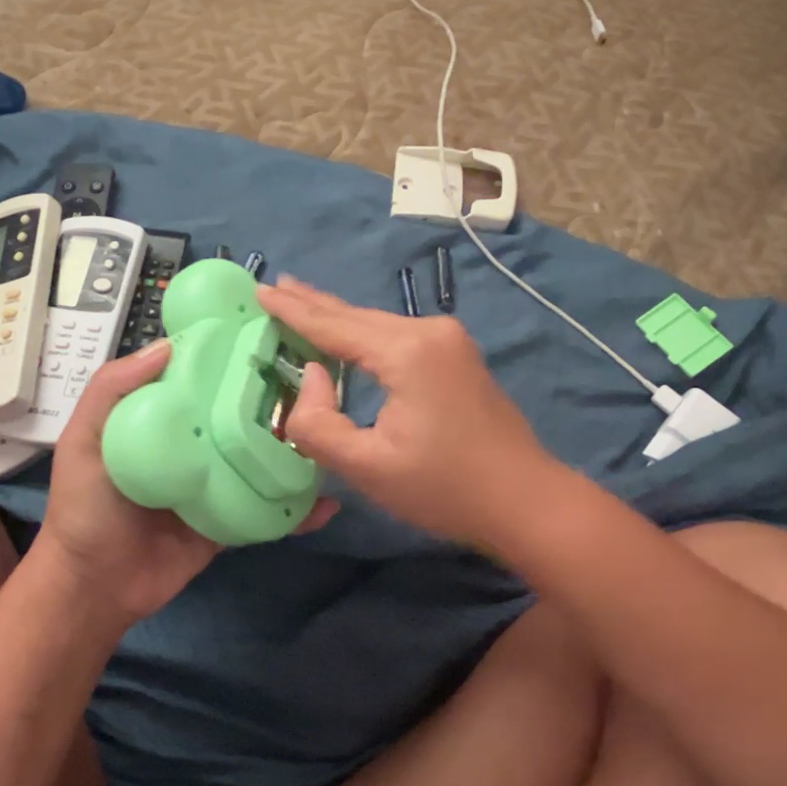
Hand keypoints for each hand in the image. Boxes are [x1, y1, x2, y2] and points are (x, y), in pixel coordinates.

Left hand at [36, 340, 336, 624]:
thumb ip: (112, 390)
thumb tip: (168, 345)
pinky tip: (327, 503)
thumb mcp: (84, 440)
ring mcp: (216, 482)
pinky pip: (267, 509)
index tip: (267, 334)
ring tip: (329, 432)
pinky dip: (297, 509)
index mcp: (161, 418)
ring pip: (260, 458)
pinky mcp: (231, 520)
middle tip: (317, 381)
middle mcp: (193, 443)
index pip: (200, 378)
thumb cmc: (85, 506)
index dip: (228, 357)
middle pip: (239, 415)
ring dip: (293, 449)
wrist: (94, 586)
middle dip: (274, 399)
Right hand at [258, 276, 558, 545]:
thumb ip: (317, 424)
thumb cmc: (445, 489)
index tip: (260, 291)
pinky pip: (398, 335)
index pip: (334, 326)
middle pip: (357, 316)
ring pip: (378, 323)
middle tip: (274, 286)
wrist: (526, 500)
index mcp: (406, 352)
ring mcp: (449, 341)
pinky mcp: (459, 356)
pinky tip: (348, 332)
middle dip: (313, 303)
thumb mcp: (367, 468)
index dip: (294, 311)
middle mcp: (429, 332)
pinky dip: (364, 333)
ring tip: (300, 302)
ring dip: (339, 318)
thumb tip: (308, 377)